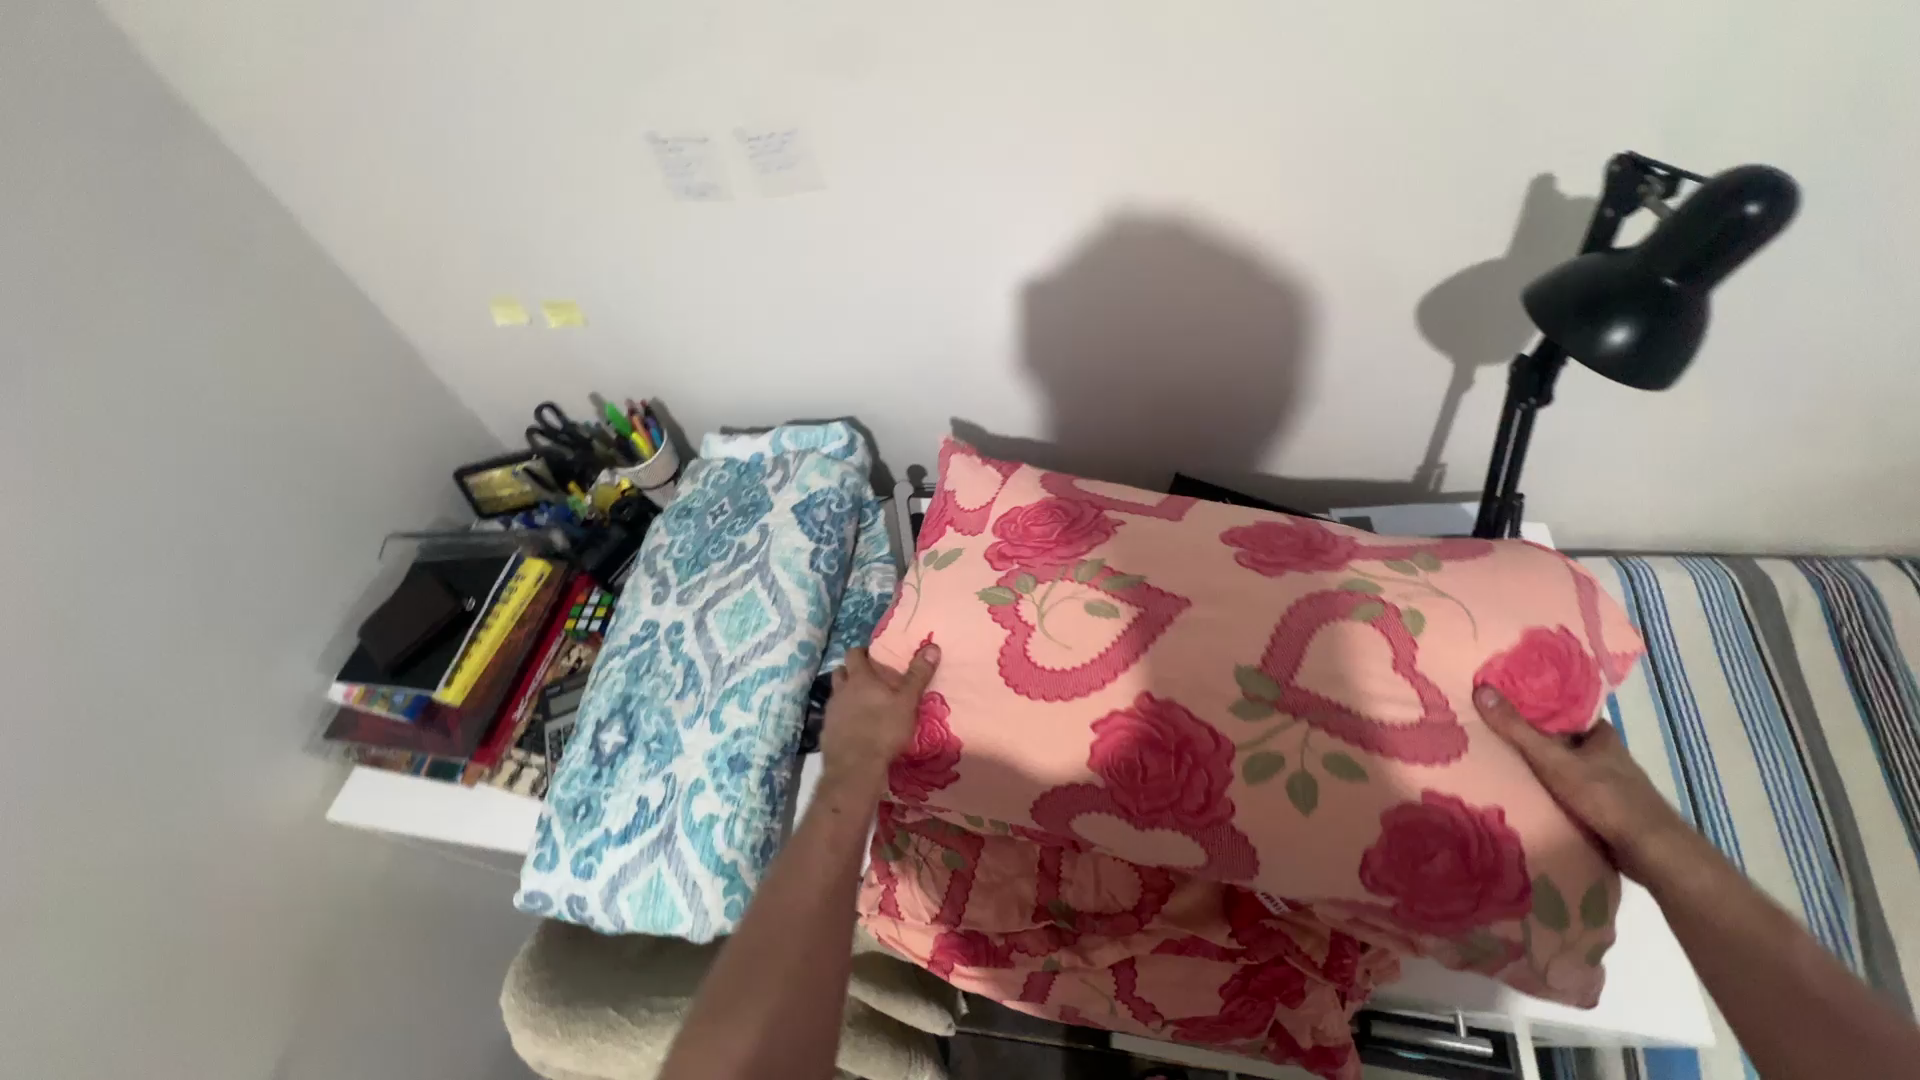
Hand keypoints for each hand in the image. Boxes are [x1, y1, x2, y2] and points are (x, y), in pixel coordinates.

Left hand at [822, 645, 939, 782]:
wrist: (856, 767)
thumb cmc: (884, 729)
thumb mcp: (908, 701)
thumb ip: (918, 674)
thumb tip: (932, 646)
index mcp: (860, 678)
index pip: (854, 653)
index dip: (862, 652)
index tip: (873, 656)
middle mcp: (841, 690)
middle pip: (840, 671)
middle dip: (851, 671)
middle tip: (868, 679)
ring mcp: (831, 711)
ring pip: (836, 694)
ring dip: (846, 695)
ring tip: (862, 704)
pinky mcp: (826, 732)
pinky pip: (834, 717)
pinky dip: (842, 718)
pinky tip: (854, 728)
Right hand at [1473, 685, 1697, 881]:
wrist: (1649, 850)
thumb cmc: (1604, 796)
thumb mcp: (1553, 759)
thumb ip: (1516, 729)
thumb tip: (1481, 690)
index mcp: (1599, 732)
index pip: (1561, 705)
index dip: (1532, 698)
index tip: (1500, 693)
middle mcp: (1602, 751)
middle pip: (1559, 732)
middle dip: (1529, 728)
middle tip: (1489, 720)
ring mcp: (1603, 778)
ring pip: (1562, 758)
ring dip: (1536, 756)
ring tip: (1497, 750)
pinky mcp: (1600, 802)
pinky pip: (1565, 782)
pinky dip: (1545, 779)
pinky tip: (1522, 782)